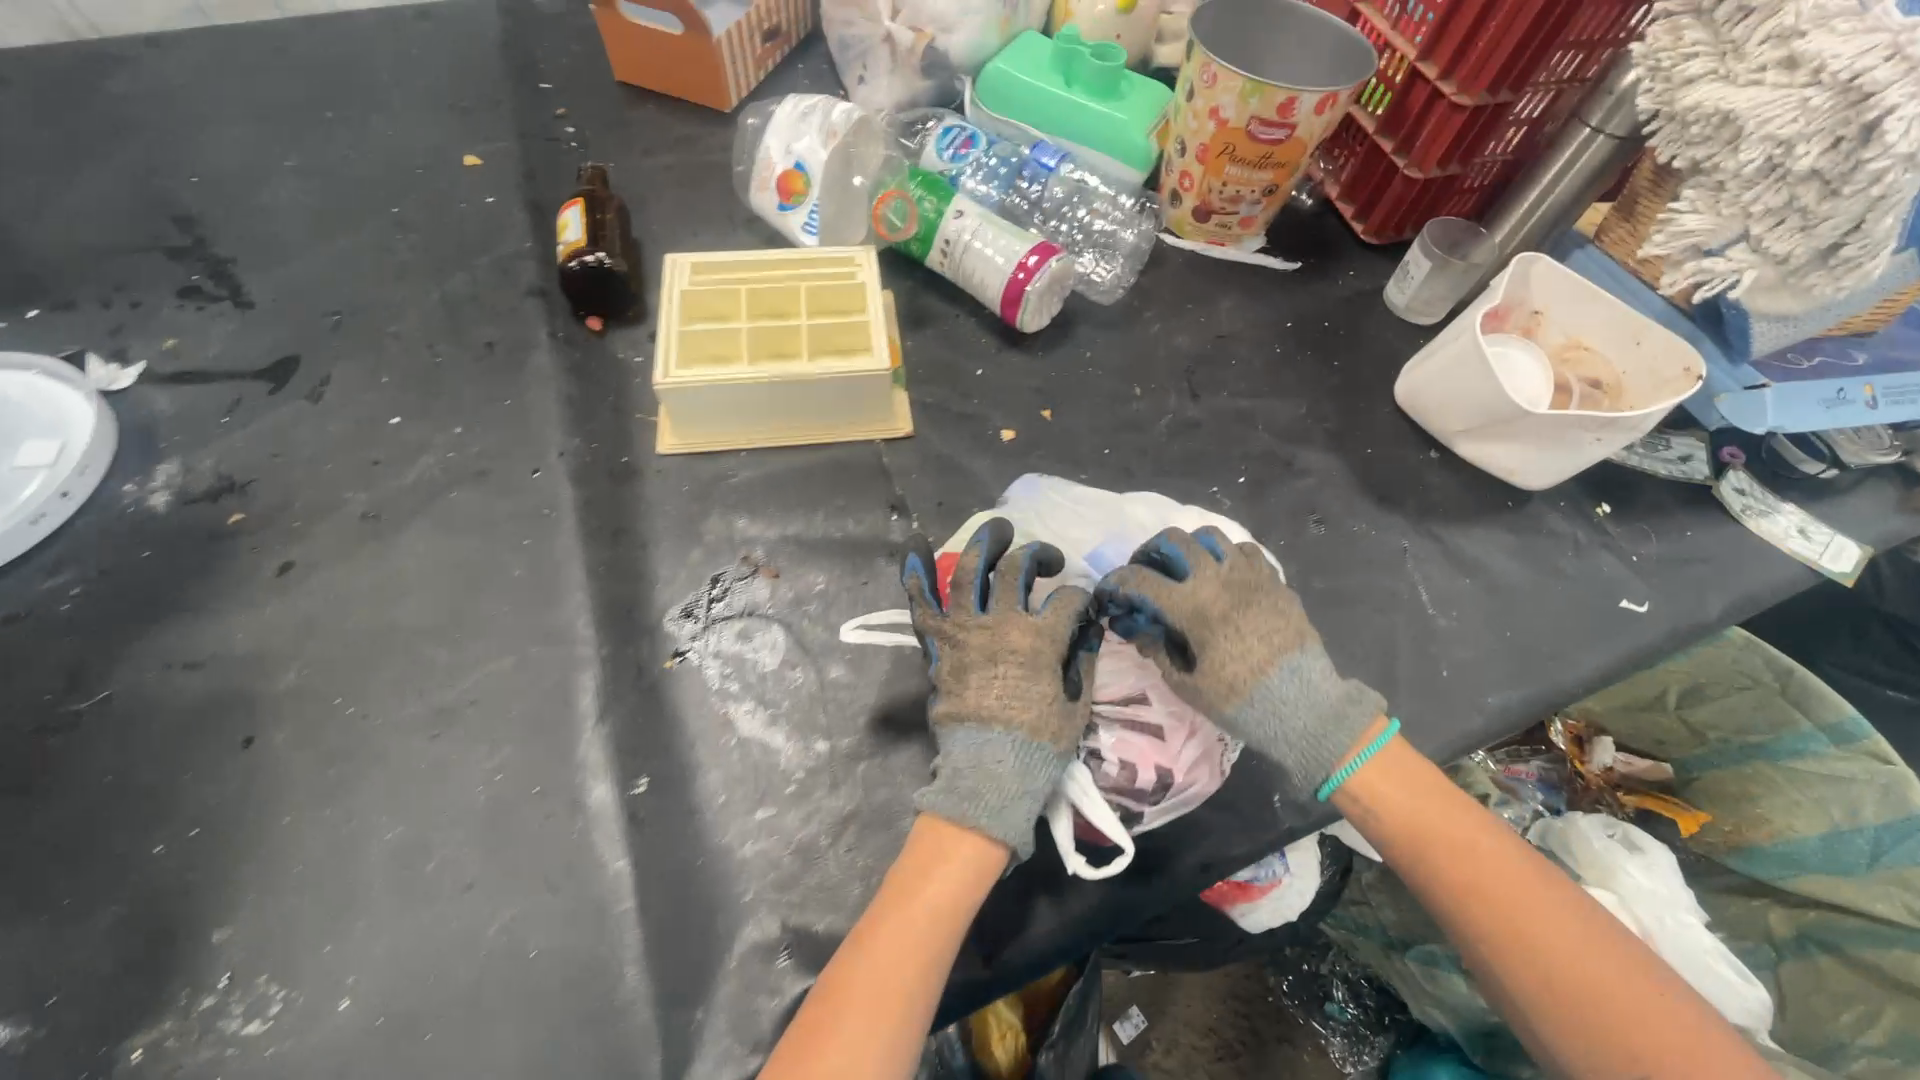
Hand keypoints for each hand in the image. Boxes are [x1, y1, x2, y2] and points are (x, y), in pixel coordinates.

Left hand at [902, 517, 1101, 859]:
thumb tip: (1087, 631)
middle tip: (1046, 558)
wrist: (989, 771)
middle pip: (1017, 568)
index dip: (1081, 596)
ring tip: (997, 531)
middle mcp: (1001, 624)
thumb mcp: (1076, 705)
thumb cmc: (1038, 744)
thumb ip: (1082, 661)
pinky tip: (916, 547)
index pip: (1068, 599)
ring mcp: (964, 630)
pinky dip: (916, 575)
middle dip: (1037, 554)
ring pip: (969, 570)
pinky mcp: (938, 644)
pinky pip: (922, 604)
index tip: (1083, 602)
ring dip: (983, 544)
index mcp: (1041, 639)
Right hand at [1095, 526, 1385, 812]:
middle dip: (1151, 551)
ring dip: (1190, 547)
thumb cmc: (1241, 702)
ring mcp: (1251, 576)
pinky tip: (1224, 579)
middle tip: (1147, 571)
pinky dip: (1226, 557)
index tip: (1109, 591)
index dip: (1117, 582)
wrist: (1305, 708)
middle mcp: (1219, 579)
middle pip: (1175, 539)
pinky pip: (1245, 552)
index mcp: (1193, 606)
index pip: (1141, 580)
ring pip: (1211, 536)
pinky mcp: (1275, 582)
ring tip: (1185, 568)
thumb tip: (1139, 628)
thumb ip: (1157, 650)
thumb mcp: (1187, 684)